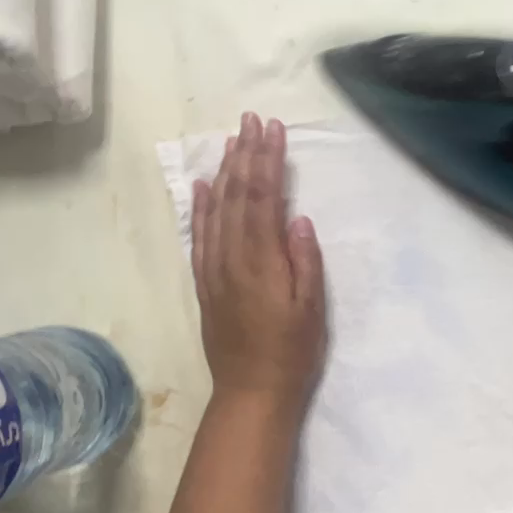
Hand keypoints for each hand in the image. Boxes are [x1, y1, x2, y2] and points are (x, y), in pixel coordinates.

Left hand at [192, 113, 326, 407]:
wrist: (252, 391)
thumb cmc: (292, 353)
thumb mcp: (312, 310)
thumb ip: (304, 262)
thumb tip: (296, 218)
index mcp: (262, 261)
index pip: (263, 198)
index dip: (268, 161)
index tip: (273, 129)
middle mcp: (232, 257)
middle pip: (237, 195)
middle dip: (246, 155)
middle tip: (252, 120)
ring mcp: (214, 269)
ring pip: (217, 209)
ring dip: (225, 171)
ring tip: (233, 139)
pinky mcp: (206, 283)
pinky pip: (200, 235)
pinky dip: (202, 207)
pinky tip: (205, 186)